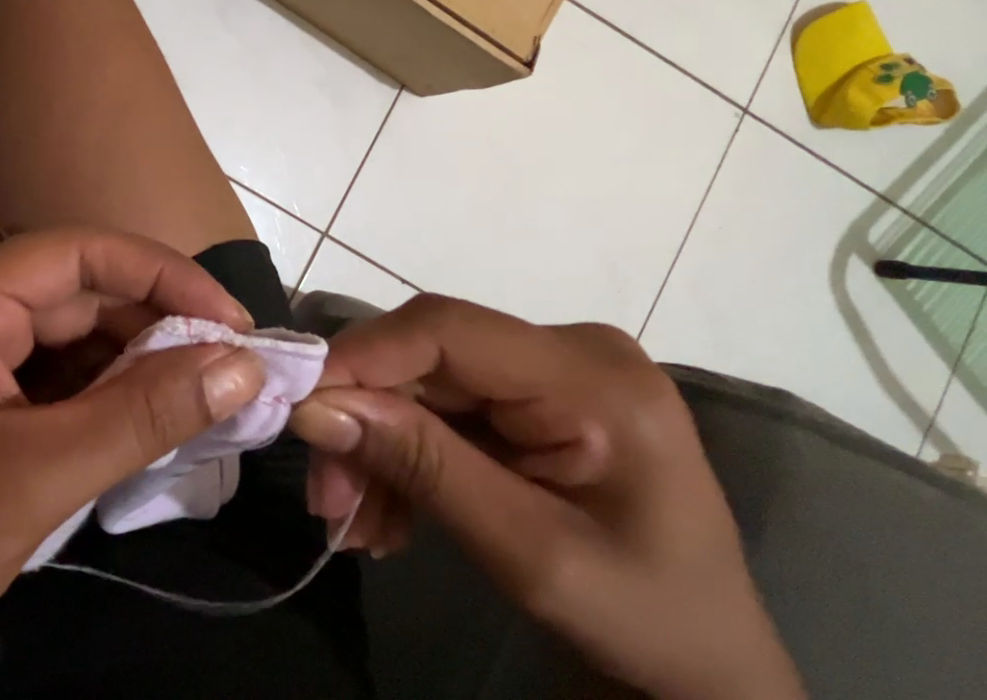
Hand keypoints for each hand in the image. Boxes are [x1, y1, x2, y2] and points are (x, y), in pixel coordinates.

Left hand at [0, 228, 266, 698]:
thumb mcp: (42, 472)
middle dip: (154, 323)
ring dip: (132, 361)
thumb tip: (243, 365)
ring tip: (203, 393)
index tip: (232, 320)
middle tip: (230, 367)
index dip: (161, 275)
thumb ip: (144, 413)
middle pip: (74, 293)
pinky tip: (147, 416)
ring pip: (65, 337)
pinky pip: (47, 377)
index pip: (77, 254)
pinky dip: (100, 392)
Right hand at [287, 295, 803, 699]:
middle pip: (423, 360)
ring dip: (374, 451)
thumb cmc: (639, 617)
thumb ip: (422, 467)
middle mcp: (568, 353)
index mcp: (594, 379)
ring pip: (417, 386)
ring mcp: (548, 374)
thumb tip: (314, 407)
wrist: (699, 666)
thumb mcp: (528, 553)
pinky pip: (436, 411)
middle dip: (362, 424)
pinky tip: (385, 518)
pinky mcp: (528, 400)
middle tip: (326, 502)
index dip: (360, 358)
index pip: (445, 330)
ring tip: (354, 528)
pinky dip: (400, 459)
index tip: (297, 413)